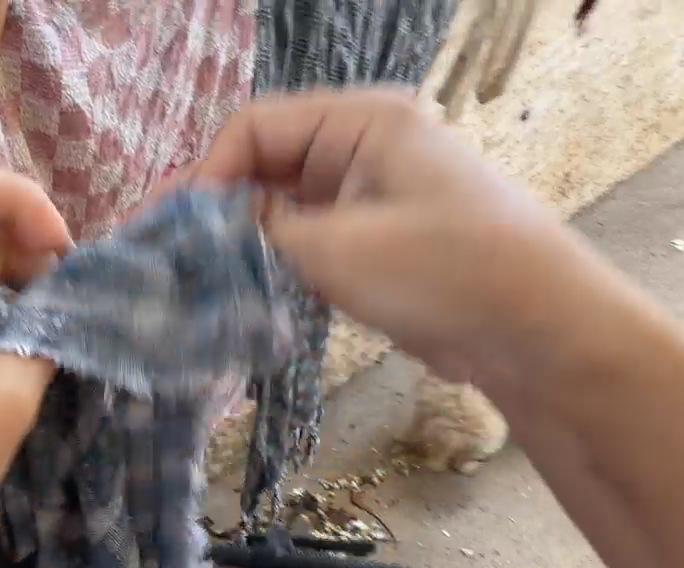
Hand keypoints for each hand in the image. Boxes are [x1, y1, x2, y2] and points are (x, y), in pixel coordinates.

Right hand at [192, 90, 637, 395]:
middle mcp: (355, 148)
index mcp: (358, 122)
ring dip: (228, 237)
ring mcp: (359, 195)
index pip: (252, 130)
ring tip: (180, 273)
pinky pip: (292, 238)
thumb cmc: (441, 271)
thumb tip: (195, 233)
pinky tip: (228, 286)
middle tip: (154, 252)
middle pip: (257, 164)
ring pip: (271, 205)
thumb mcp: (335, 247)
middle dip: (205, 206)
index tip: (168, 233)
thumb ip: (256, 233)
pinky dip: (258, 259)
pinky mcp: (361, 239)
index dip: (203, 177)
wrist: (530, 329)